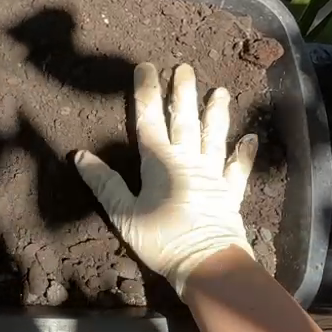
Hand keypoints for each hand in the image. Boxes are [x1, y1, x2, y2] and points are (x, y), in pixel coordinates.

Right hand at [72, 63, 257, 297]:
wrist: (208, 264)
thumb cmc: (162, 239)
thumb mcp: (123, 214)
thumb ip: (104, 183)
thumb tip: (80, 155)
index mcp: (159, 162)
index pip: (149, 120)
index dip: (146, 92)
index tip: (146, 68)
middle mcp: (188, 161)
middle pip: (185, 120)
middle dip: (183, 93)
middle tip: (185, 67)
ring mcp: (213, 175)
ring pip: (214, 137)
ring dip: (216, 114)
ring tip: (221, 92)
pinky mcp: (230, 194)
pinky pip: (239, 170)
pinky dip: (245, 154)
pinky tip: (251, 138)